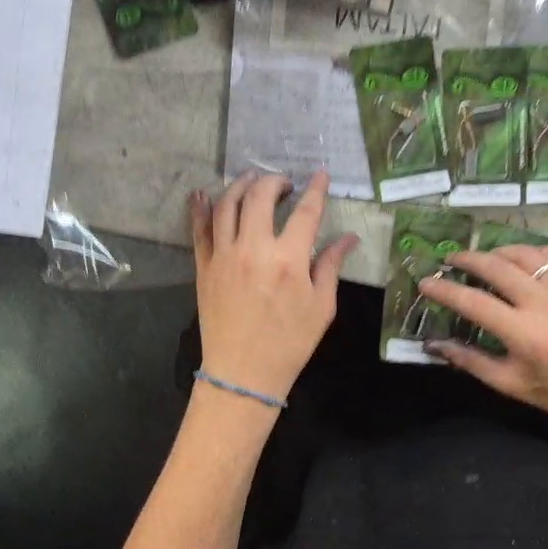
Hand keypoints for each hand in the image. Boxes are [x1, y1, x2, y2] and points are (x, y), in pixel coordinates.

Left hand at [189, 172, 357, 401]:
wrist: (243, 372)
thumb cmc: (290, 343)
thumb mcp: (321, 307)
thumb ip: (331, 267)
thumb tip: (348, 238)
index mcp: (289, 260)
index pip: (306, 212)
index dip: (315, 189)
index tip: (320, 175)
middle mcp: (254, 249)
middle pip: (261, 196)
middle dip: (275, 181)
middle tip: (284, 184)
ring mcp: (224, 256)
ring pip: (227, 204)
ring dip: (241, 185)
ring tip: (252, 181)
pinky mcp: (204, 266)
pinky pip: (199, 229)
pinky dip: (200, 207)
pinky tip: (204, 193)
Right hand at [417, 245, 547, 429]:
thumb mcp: (509, 384)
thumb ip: (470, 361)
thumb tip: (434, 345)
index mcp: (524, 335)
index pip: (474, 302)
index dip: (445, 290)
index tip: (425, 282)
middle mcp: (543, 305)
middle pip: (497, 267)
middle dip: (467, 259)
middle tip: (449, 261)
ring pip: (524, 254)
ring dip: (497, 252)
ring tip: (481, 259)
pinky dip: (528, 253)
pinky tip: (517, 263)